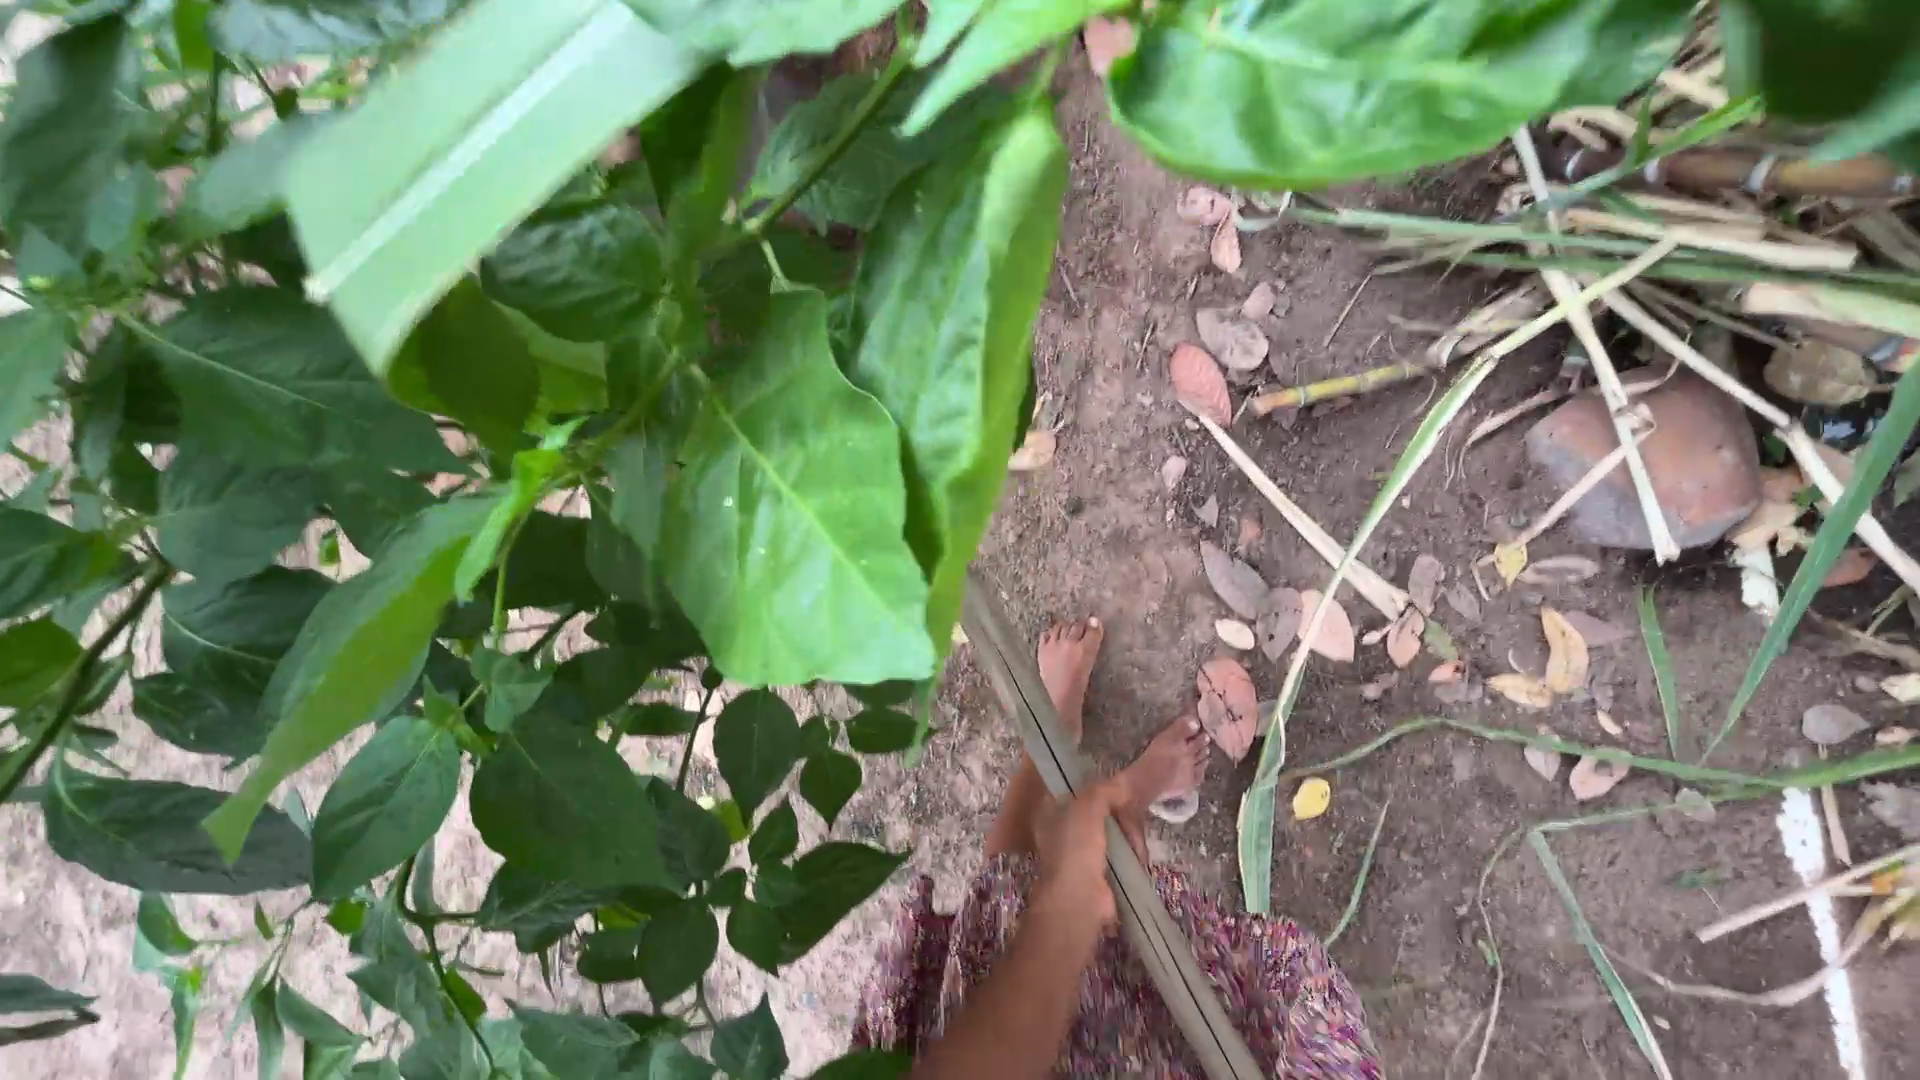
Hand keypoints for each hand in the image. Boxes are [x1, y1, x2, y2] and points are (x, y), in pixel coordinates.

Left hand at [1032, 779, 1125, 925]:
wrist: (1080, 898)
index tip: (1122, 792)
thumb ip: (1105, 790)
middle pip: (1102, 813)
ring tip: (1137, 848)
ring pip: (1114, 833)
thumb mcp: (1088, 806)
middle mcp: (1064, 830)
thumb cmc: (1076, 847)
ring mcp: (1082, 853)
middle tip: (1133, 825)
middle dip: (1123, 818)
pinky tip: (1138, 858)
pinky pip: (1121, 854)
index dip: (1102, 790)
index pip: (1080, 791)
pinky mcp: (1100, 872)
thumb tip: (1123, 784)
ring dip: (1130, 838)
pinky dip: (1132, 855)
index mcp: (1053, 811)